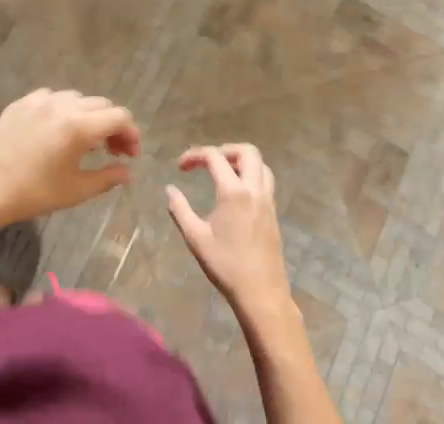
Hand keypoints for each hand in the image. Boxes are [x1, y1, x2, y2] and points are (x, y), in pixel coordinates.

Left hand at [0, 89, 139, 227]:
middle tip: (112, 151)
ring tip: (84, 140)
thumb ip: (108, 177)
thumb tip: (126, 172)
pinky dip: (61, 110)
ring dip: (87, 115)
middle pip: (100, 104)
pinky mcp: (20, 103)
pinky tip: (56, 130)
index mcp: (78, 125)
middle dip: (112, 125)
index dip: (131, 133)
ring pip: (75, 98)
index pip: (119, 116)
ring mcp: (38, 101)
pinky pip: (50, 98)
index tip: (130, 154)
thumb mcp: (77, 190)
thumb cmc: (36, 192)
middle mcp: (61, 105)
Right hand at [167, 144, 293, 311]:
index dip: (194, 155)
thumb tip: (170, 189)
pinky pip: (265, 182)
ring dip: (241, 162)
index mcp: (233, 193)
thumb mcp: (195, 237)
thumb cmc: (226, 265)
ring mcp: (268, 202)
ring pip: (261, 166)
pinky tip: (234, 194)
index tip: (180, 167)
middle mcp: (254, 191)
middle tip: (207, 162)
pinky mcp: (273, 214)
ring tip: (221, 173)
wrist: (262, 293)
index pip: (214, 157)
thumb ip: (180, 209)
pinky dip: (250, 176)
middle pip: (247, 152)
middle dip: (225, 150)